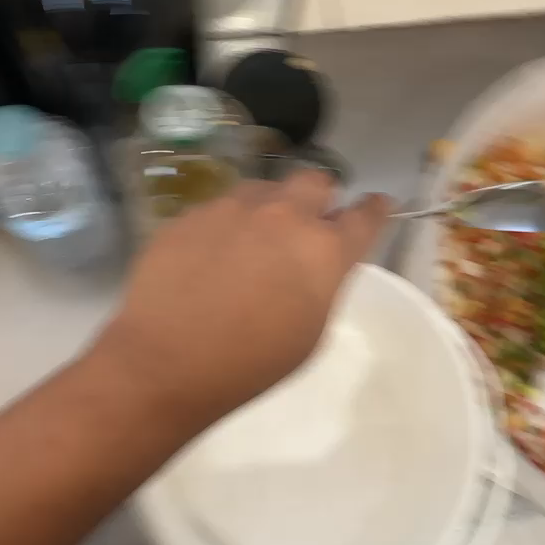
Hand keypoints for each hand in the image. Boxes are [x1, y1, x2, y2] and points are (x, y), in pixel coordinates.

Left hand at [94, 171, 390, 430]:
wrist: (166, 362)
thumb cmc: (251, 363)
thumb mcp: (311, 332)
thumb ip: (322, 283)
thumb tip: (315, 262)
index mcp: (323, 250)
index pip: (365, 215)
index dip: (375, 209)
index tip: (377, 204)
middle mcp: (283, 216)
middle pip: (316, 181)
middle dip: (319, 198)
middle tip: (306, 226)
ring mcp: (232, 208)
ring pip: (264, 189)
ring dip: (269, 209)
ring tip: (250, 245)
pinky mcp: (191, 214)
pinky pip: (220, 208)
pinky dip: (226, 226)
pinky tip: (208, 260)